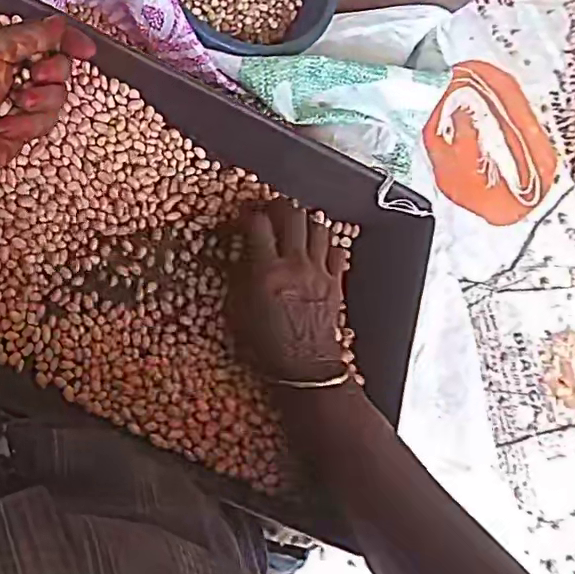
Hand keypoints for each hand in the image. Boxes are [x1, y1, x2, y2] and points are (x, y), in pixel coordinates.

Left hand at [0, 15, 96, 196]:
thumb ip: (29, 34)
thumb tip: (57, 25)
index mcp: (2, 48)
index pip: (44, 38)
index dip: (67, 40)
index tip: (86, 48)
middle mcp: (13, 74)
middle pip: (58, 66)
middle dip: (52, 71)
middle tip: (36, 76)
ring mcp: (21, 103)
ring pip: (57, 95)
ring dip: (40, 99)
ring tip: (17, 104)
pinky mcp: (26, 128)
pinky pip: (48, 120)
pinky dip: (29, 123)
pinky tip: (7, 127)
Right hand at [230, 200, 349, 383]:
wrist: (304, 367)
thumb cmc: (267, 345)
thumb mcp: (238, 311)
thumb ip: (239, 277)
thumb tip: (238, 256)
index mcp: (266, 272)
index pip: (258, 225)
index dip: (248, 214)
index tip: (242, 216)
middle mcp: (295, 265)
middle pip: (292, 216)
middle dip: (277, 206)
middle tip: (268, 209)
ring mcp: (319, 271)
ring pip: (318, 226)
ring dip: (303, 219)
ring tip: (293, 222)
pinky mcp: (335, 282)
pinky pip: (336, 248)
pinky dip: (326, 241)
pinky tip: (316, 246)